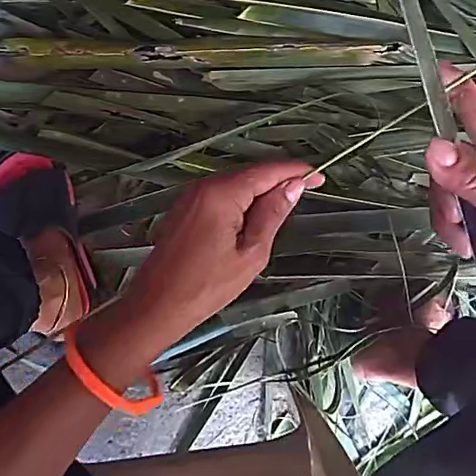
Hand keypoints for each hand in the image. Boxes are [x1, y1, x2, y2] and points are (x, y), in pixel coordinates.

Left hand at [121, 161, 321, 337]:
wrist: (157, 304)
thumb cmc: (206, 286)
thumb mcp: (251, 254)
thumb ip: (272, 215)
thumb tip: (293, 187)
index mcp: (221, 194)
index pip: (266, 171)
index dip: (295, 172)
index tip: (319, 175)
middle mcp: (203, 186)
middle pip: (250, 173)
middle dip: (279, 179)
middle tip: (308, 190)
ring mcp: (191, 195)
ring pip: (235, 182)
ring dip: (261, 190)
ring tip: (285, 205)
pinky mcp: (184, 207)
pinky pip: (220, 193)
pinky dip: (241, 199)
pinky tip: (254, 214)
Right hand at [425, 64, 475, 321]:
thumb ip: (472, 181)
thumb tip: (435, 147)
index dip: (460, 94)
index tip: (439, 70)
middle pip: (451, 158)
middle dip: (446, 186)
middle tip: (458, 211)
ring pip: (443, 187)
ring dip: (447, 212)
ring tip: (469, 237)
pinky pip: (445, 212)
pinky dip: (449, 230)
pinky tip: (470, 247)